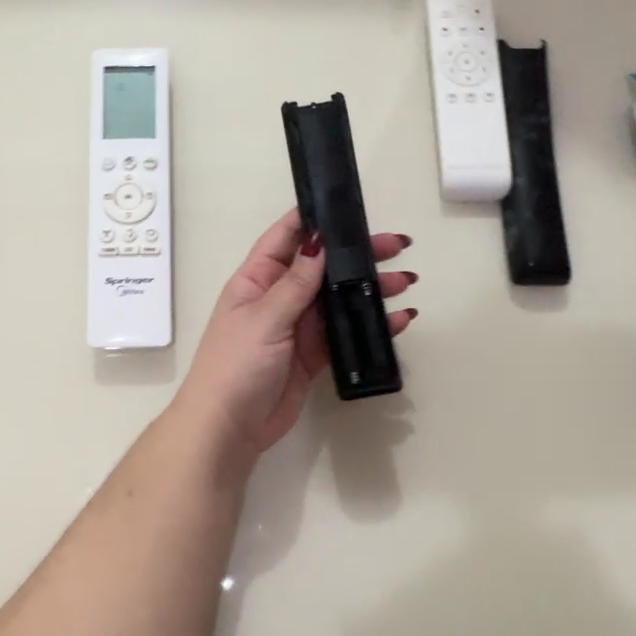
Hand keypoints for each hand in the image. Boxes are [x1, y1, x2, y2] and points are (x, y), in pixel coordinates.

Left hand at [173, 210, 417, 455]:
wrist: (229, 427)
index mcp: (256, 280)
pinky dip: (370, 325)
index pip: (285, 239)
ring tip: (407, 282)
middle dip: (357, 255)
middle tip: (397, 246)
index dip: (314, 221)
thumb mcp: (264, 317)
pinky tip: (399, 320)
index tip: (348, 207)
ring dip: (370, 289)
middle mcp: (277, 298)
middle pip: (321, 267)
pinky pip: (344, 332)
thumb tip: (319, 242)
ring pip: (338, 299)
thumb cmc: (235, 365)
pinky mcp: (312, 355)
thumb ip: (296, 283)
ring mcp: (296, 328)